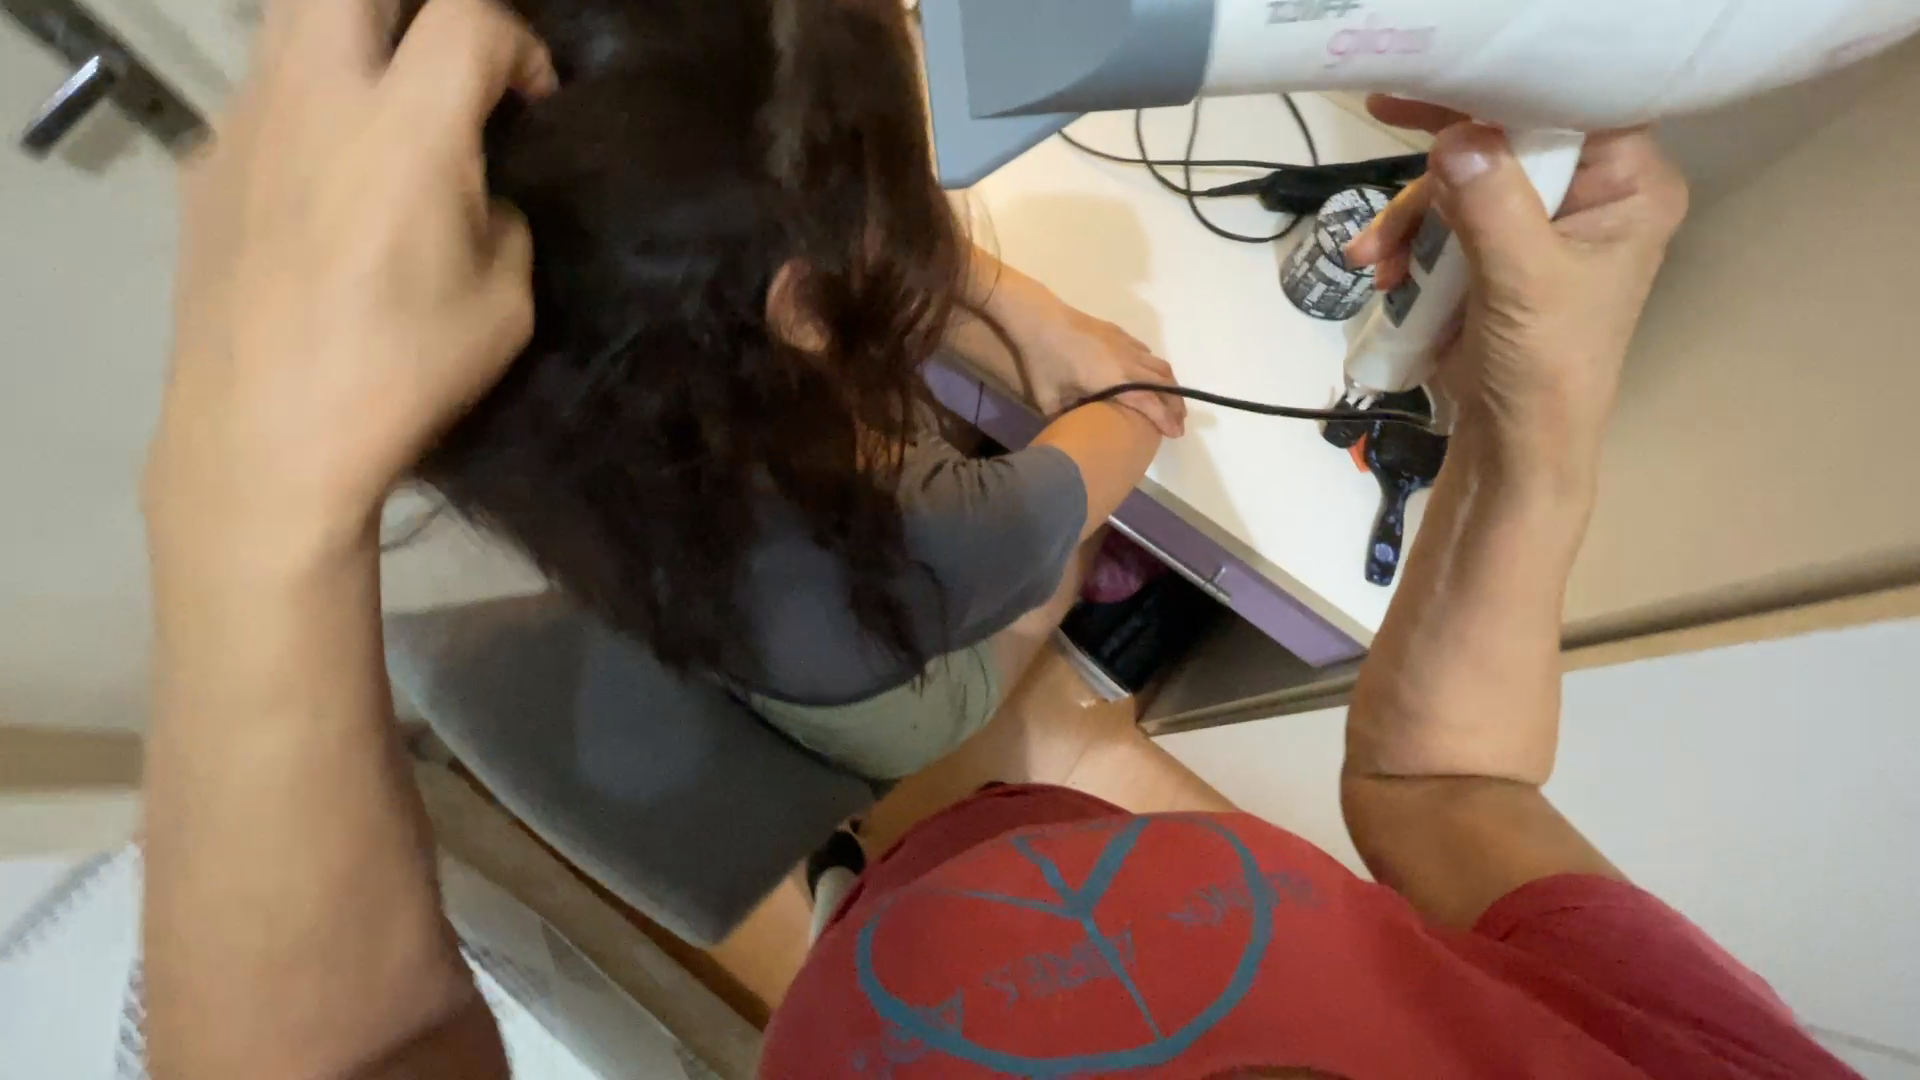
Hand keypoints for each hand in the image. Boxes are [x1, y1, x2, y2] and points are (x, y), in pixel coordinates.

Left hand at [145, 0, 555, 564]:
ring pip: (296, 22)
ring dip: (362, 47)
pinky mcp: (207, 161)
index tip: (537, 99)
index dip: (520, 44)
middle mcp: (316, 97)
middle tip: (462, 75)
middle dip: (426, 14)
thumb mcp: (506, 306)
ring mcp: (246, 120)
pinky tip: (338, 191)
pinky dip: (318, 113)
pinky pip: (268, 98)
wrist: (272, 427)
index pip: (468, 19)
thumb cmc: (409, 370)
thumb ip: (503, 228)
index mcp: (408, 132)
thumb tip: (481, 202)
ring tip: (400, 123)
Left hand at [964, 251, 1186, 436]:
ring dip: (1169, 386)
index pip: (1149, 402)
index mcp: (1114, 379)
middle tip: (1178, 424)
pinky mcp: (1118, 334)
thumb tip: (1072, 430)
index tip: (1174, 434)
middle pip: (1163, 383)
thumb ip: (1065, 418)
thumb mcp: (1048, 400)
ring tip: (1170, 404)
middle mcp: (1128, 361)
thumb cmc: (1043, 361)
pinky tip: (1149, 378)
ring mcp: (1125, 345)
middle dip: (1175, 405)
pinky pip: (1145, 354)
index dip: (1164, 420)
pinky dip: (1154, 369)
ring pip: (1158, 366)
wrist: (1039, 319)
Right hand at [1345, 98, 1689, 482]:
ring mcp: (1528, 229)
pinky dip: (1403, 250)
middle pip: (1496, 152)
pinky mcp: (1486, 258)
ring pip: (1454, 193)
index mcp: (1624, 188)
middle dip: (1428, 190)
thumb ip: (1492, 207)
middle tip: (1378, 220)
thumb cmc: (1544, 363)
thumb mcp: (1523, 281)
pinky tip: (1383, 277)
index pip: (1567, 111)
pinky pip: (1436, 229)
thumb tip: (1455, 136)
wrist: (1512, 435)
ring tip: (1371, 267)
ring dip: (1403, 227)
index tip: (1425, 90)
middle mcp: (1582, 197)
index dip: (1499, 96)